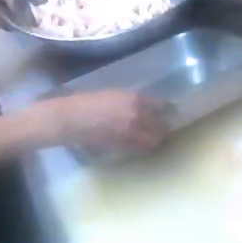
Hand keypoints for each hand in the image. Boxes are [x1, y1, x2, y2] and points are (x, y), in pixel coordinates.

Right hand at [44, 90, 168, 154]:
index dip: (168, 110)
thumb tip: (149, 107)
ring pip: (155, 140)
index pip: (161, 106)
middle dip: (165, 127)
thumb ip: (134, 101)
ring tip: (156, 138)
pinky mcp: (123, 146)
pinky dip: (146, 147)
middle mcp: (137, 116)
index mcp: (135, 99)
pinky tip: (143, 144)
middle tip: (165, 127)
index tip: (171, 112)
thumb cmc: (89, 102)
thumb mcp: (115, 94)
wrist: (70, 119)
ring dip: (157, 139)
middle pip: (162, 125)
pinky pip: (142, 149)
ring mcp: (131, 133)